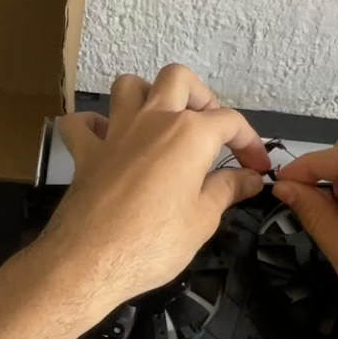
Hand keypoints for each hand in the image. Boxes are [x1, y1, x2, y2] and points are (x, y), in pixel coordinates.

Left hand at [36, 65, 272, 314]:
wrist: (90, 259)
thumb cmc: (154, 242)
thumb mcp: (203, 220)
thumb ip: (227, 190)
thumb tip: (249, 178)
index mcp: (189, 134)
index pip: (230, 121)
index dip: (249, 142)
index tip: (256, 167)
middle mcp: (152, 119)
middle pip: (178, 79)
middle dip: (199, 95)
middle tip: (209, 128)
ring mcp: (115, 132)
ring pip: (128, 85)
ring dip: (145, 94)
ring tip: (160, 122)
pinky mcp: (85, 152)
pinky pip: (81, 123)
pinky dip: (92, 124)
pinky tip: (104, 138)